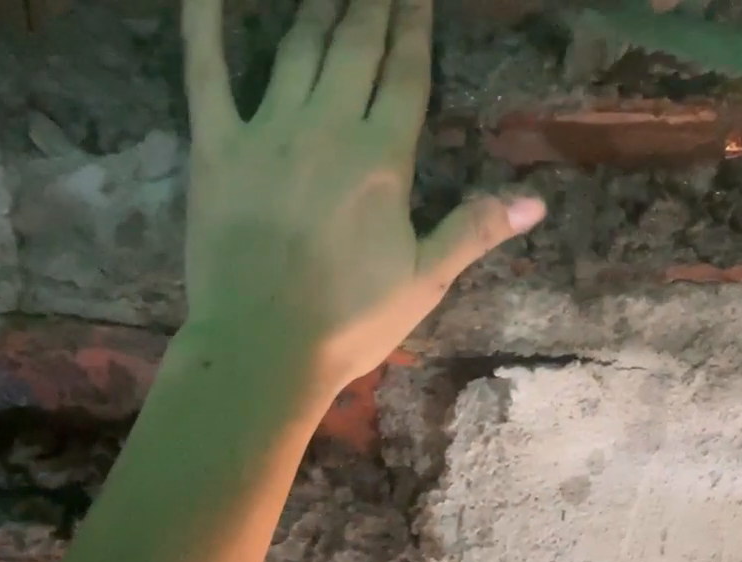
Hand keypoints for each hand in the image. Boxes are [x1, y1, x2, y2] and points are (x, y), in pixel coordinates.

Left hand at [181, 0, 544, 397]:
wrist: (264, 348)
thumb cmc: (351, 322)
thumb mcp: (424, 282)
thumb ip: (474, 230)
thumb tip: (538, 203)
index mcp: (382, 159)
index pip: (405, 75)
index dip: (413, 26)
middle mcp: (327, 127)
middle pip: (354, 47)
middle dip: (371, 4)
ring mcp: (267, 131)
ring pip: (296, 47)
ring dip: (317, 7)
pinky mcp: (215, 147)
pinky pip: (204, 72)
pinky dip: (203, 25)